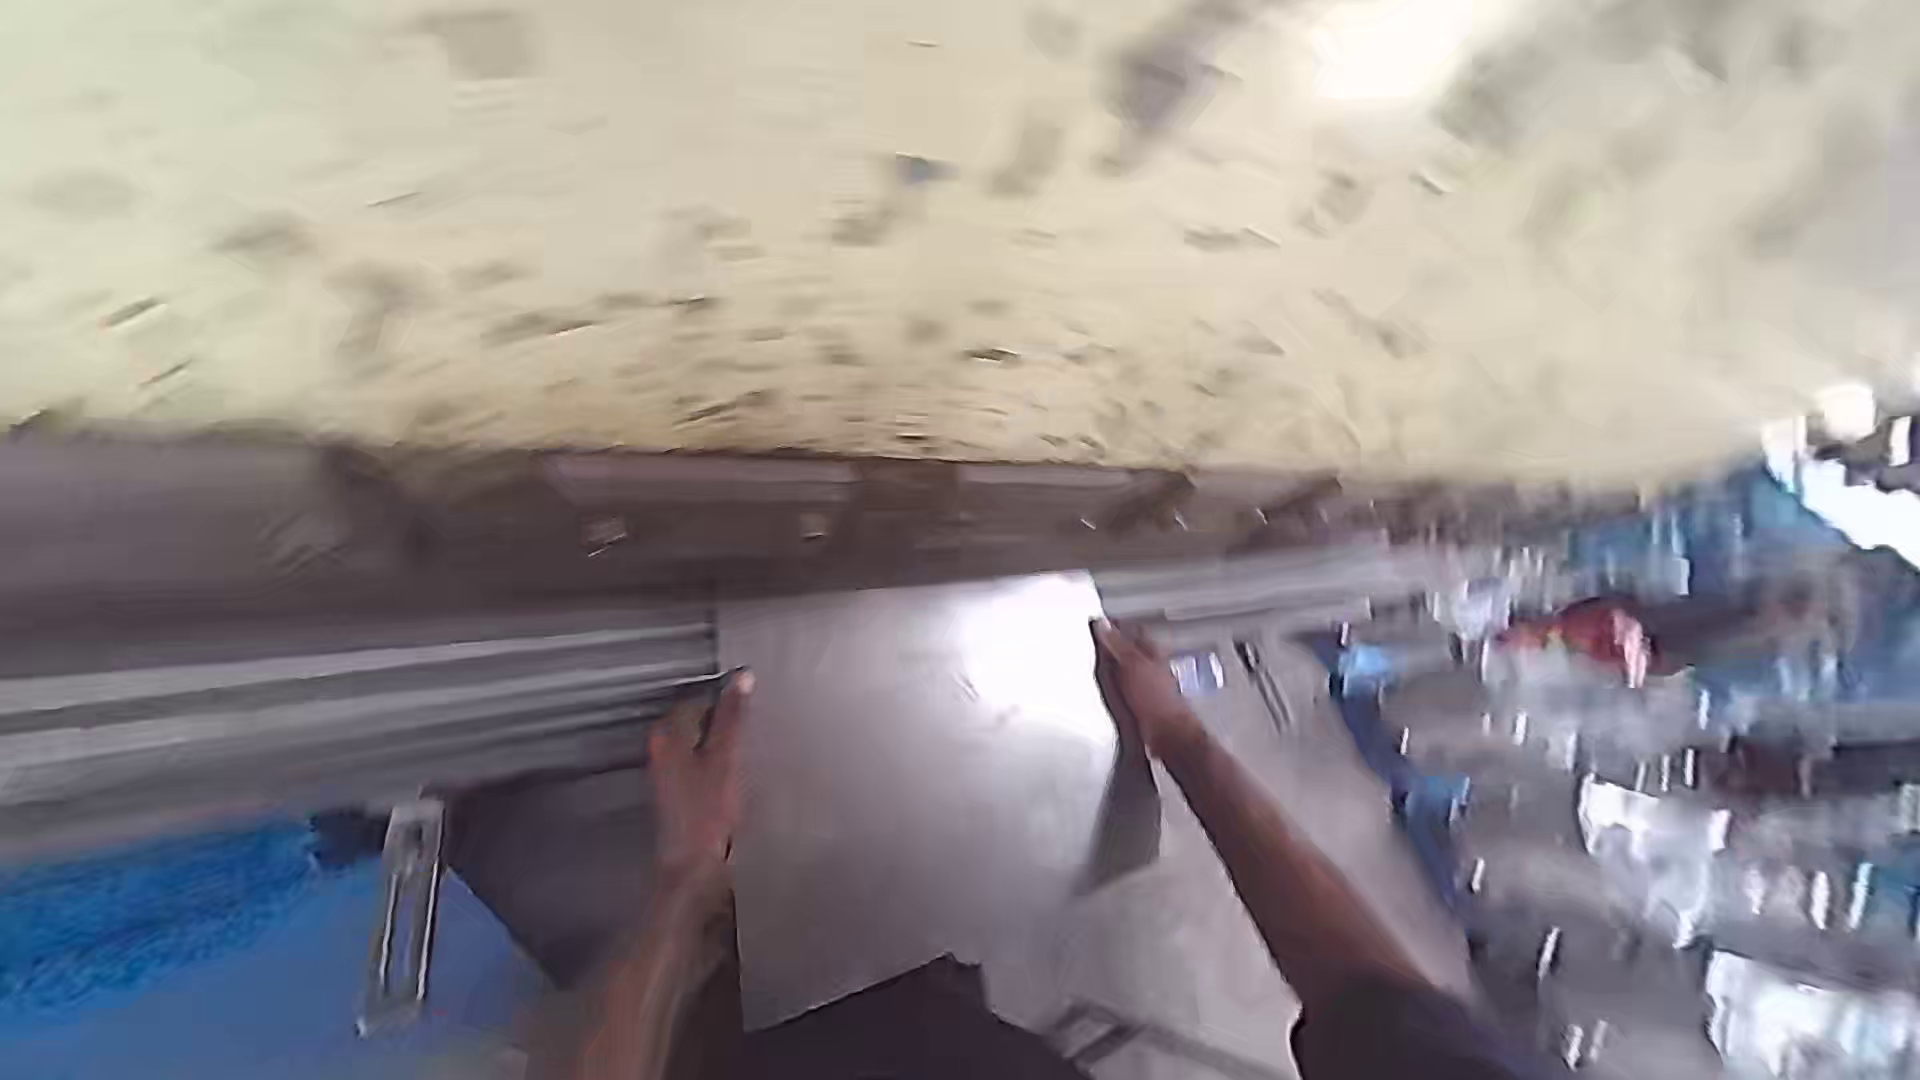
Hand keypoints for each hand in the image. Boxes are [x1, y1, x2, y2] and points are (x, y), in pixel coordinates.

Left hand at [650, 670, 751, 876]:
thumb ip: (733, 716)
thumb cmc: (707, 809)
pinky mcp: (676, 788)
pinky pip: (697, 757)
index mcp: (667, 736)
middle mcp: (660, 749)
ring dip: (718, 735)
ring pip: (696, 738)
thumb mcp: (726, 755)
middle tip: (749, 716)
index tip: (747, 696)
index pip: (694, 698)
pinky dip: (714, 754)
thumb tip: (742, 677)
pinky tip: (732, 763)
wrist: (693, 864)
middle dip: (720, 714)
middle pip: (693, 717)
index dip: (722, 695)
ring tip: (744, 738)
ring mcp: (665, 770)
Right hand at [1091, 620, 1202, 759]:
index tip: (1098, 622)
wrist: (1167, 733)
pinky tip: (1107, 686)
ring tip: (1098, 660)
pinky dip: (1114, 683)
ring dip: (1114, 663)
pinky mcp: (1142, 702)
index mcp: (1150, 651)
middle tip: (1095, 639)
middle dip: (1114, 643)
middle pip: (1131, 647)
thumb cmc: (1154, 697)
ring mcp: (1149, 684)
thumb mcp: (1131, 665)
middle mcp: (1152, 665)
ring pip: (1128, 666)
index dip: (1115, 625)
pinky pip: (1124, 686)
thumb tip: (1101, 623)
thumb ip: (1116, 644)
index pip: (1132, 629)